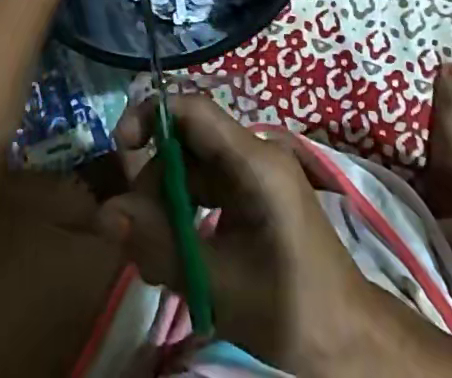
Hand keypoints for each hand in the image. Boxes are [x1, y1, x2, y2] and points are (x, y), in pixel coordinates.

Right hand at [98, 95, 384, 372]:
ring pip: (193, 173)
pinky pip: (206, 194)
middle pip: (188, 146)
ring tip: (155, 264)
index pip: (196, 111)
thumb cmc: (289, 306)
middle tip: (137, 238)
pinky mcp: (254, 202)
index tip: (120, 148)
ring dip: (165, 209)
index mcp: (257, 163)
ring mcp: (256, 180)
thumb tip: (106, 212)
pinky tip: (174, 261)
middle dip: (154, 184)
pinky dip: (183, 220)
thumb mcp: (217, 281)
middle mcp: (256, 159)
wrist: (345, 339)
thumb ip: (160, 243)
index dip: (152, 116)